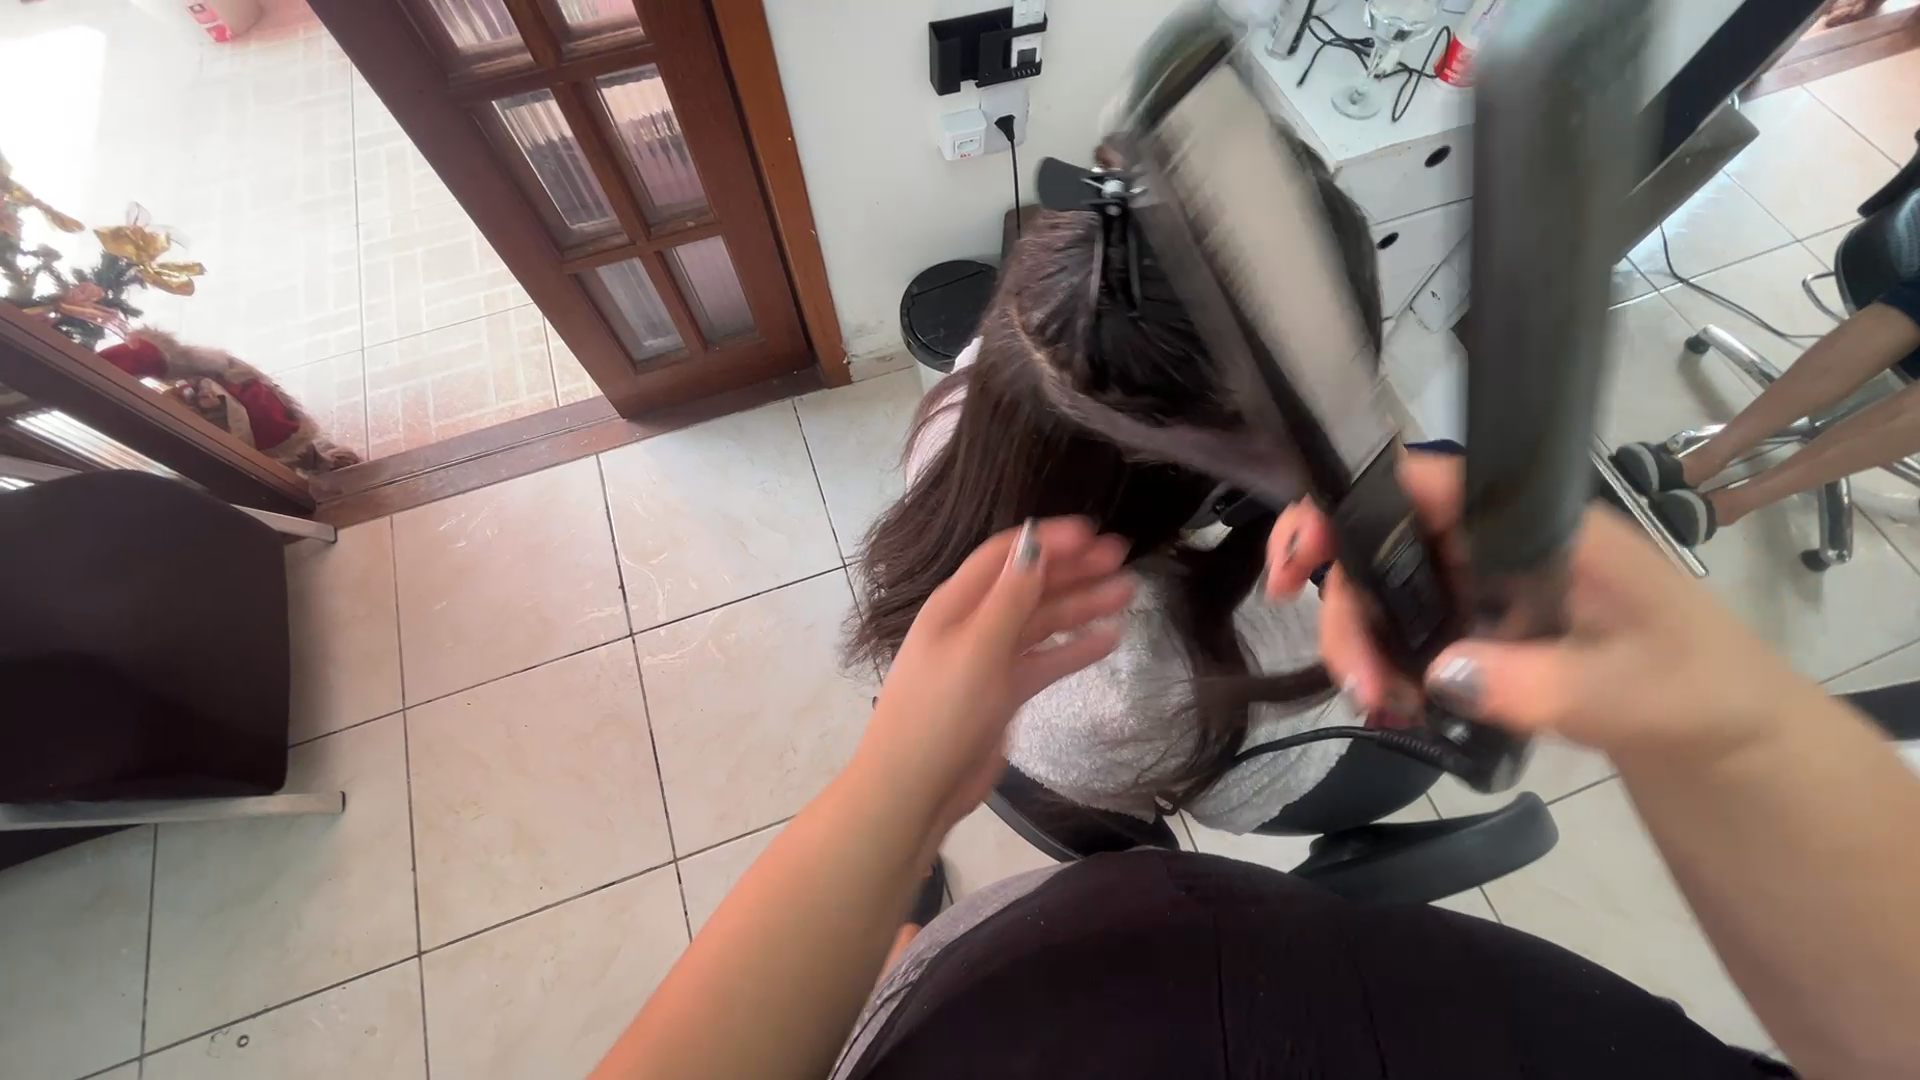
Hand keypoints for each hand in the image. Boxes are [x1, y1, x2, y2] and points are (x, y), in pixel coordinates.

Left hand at [854, 518, 1135, 836]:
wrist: (916, 788)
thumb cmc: (939, 713)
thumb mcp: (976, 649)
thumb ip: (1009, 598)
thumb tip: (1034, 544)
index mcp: (958, 604)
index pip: (1006, 556)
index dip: (1047, 540)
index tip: (1092, 532)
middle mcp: (975, 624)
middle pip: (1030, 585)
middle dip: (1073, 569)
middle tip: (1121, 555)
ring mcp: (991, 659)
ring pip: (1042, 622)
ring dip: (1081, 605)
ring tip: (1127, 591)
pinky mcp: (1005, 692)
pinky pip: (1045, 661)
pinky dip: (1073, 649)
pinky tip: (1107, 639)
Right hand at [1263, 452, 1816, 765]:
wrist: (1714, 730)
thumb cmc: (1697, 689)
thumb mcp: (1641, 691)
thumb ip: (1550, 683)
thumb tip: (1442, 673)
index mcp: (1525, 522)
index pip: (1415, 484)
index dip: (1341, 506)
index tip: (1297, 561)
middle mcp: (1481, 540)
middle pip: (1370, 546)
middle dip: (1342, 611)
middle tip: (1353, 680)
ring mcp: (1465, 581)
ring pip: (1370, 591)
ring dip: (1352, 645)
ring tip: (1378, 705)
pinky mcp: (1457, 621)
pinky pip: (1389, 629)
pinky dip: (1373, 665)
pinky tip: (1391, 704)